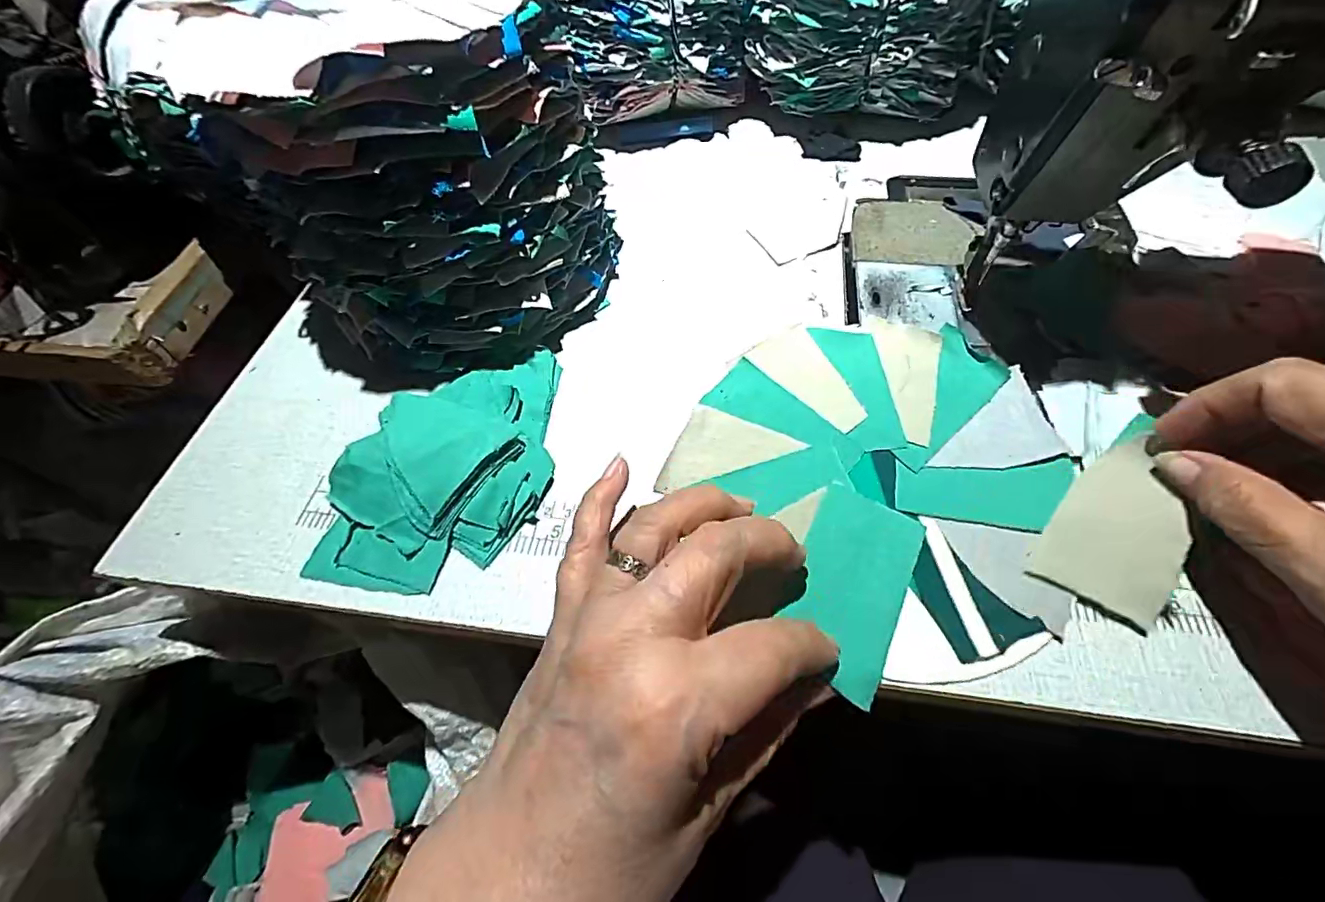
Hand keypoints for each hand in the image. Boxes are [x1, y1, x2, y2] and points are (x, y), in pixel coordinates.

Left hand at [392, 457, 837, 901]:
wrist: (497, 886)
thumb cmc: (610, 868)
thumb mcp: (710, 811)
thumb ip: (771, 730)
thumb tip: (822, 680)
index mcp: (675, 702)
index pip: (773, 645)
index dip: (812, 646)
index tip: (826, 652)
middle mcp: (630, 640)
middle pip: (716, 553)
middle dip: (770, 544)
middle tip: (794, 560)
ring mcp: (588, 619)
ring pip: (653, 528)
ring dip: (704, 505)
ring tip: (742, 508)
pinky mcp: (560, 621)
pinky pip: (579, 544)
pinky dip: (599, 499)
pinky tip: (621, 465)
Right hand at [1149, 359, 1324, 898]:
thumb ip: (1245, 506)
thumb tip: (1173, 463)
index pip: (1289, 382)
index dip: (1211, 405)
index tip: (1160, 444)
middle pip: (1322, 397)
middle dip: (1240, 425)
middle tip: (1182, 463)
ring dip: (1282, 450)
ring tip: (1225, 482)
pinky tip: (1297, 504)